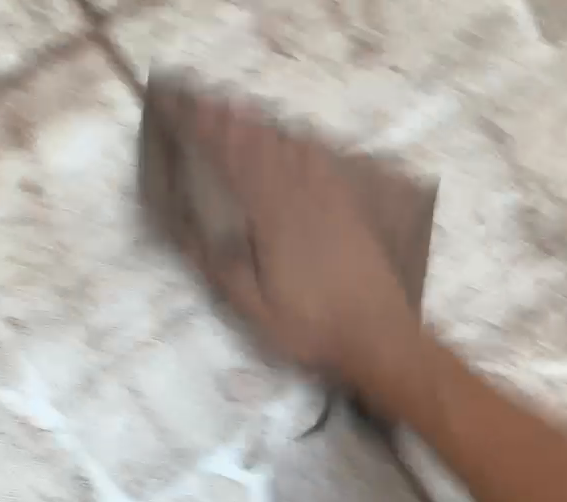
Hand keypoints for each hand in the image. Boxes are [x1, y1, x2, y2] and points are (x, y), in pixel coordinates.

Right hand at [183, 94, 424, 386]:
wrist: (377, 333)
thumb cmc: (312, 328)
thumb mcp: (258, 310)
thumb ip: (224, 269)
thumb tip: (189, 235)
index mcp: (272, 222)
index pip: (236, 169)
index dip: (213, 143)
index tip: (192, 119)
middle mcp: (301, 201)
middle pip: (263, 153)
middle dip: (235, 127)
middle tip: (212, 104)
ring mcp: (331, 204)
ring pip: (293, 154)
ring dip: (266, 131)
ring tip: (245, 113)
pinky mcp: (352, 214)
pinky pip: (326, 169)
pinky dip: (306, 148)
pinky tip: (300, 142)